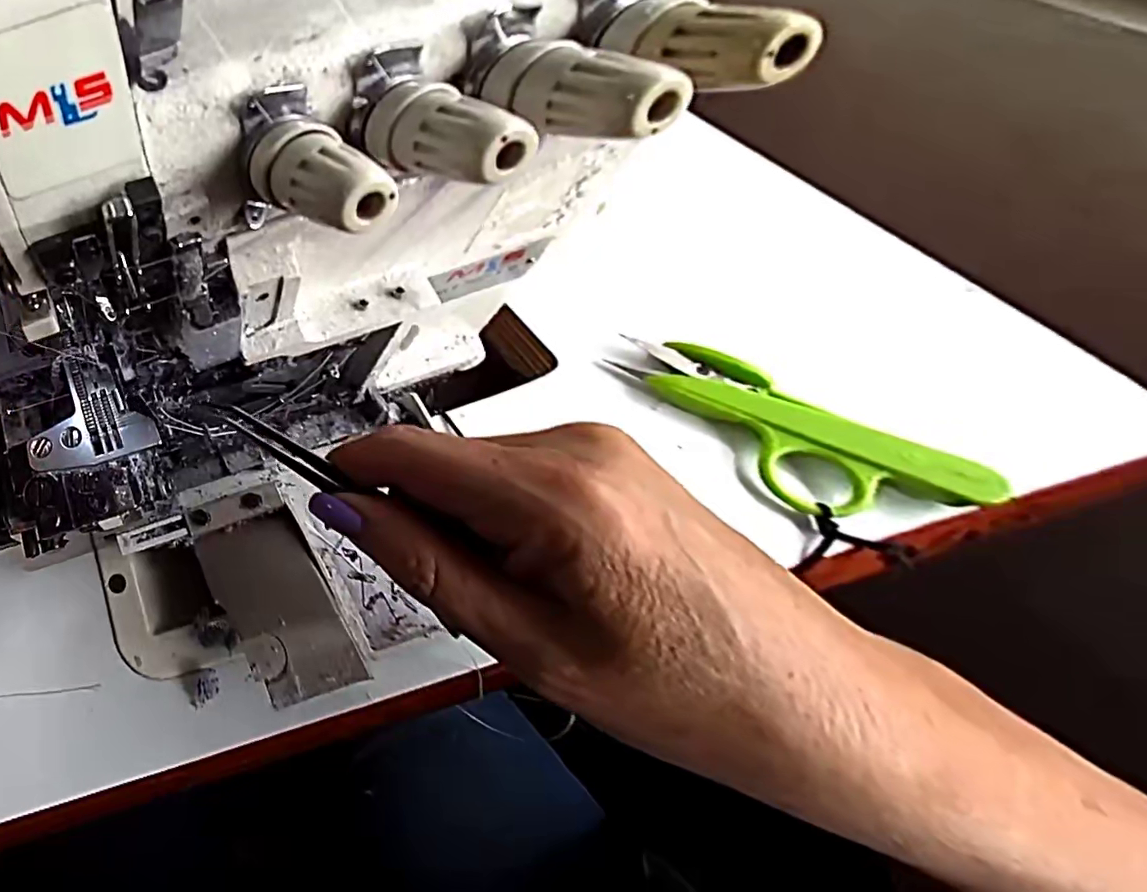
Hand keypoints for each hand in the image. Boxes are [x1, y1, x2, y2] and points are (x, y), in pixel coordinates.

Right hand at [313, 424, 882, 784]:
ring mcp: (599, 444)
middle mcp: (580, 447)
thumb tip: (354, 511)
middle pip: (438, 456)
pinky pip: (512, 465)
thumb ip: (422, 565)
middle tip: (451, 586)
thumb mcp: (527, 645)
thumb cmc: (697, 692)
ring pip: (472, 463)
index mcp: (559, 495)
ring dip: (460, 515)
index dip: (353, 470)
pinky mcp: (608, 453)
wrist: (818, 702)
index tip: (328, 496)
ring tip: (514, 586)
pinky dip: (497, 509)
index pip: (408, 450)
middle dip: (417, 511)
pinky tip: (542, 565)